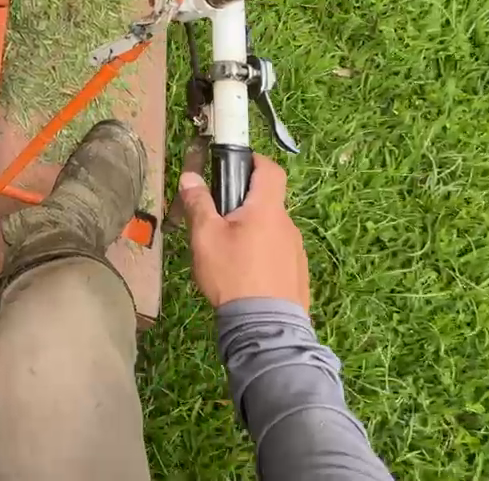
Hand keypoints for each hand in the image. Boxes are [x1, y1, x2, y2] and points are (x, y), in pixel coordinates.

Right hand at [178, 154, 310, 310]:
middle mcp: (287, 226)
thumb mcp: (205, 235)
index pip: (270, 170)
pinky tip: (242, 271)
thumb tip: (191, 177)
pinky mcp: (297, 274)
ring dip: (250, 229)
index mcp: (266, 210)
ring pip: (270, 227)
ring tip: (225, 249)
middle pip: (266, 201)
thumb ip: (199, 203)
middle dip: (241, 202)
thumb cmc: (232, 273)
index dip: (254, 160)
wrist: (266, 329)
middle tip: (214, 216)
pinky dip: (260, 251)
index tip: (233, 163)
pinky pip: (277, 251)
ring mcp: (296, 251)